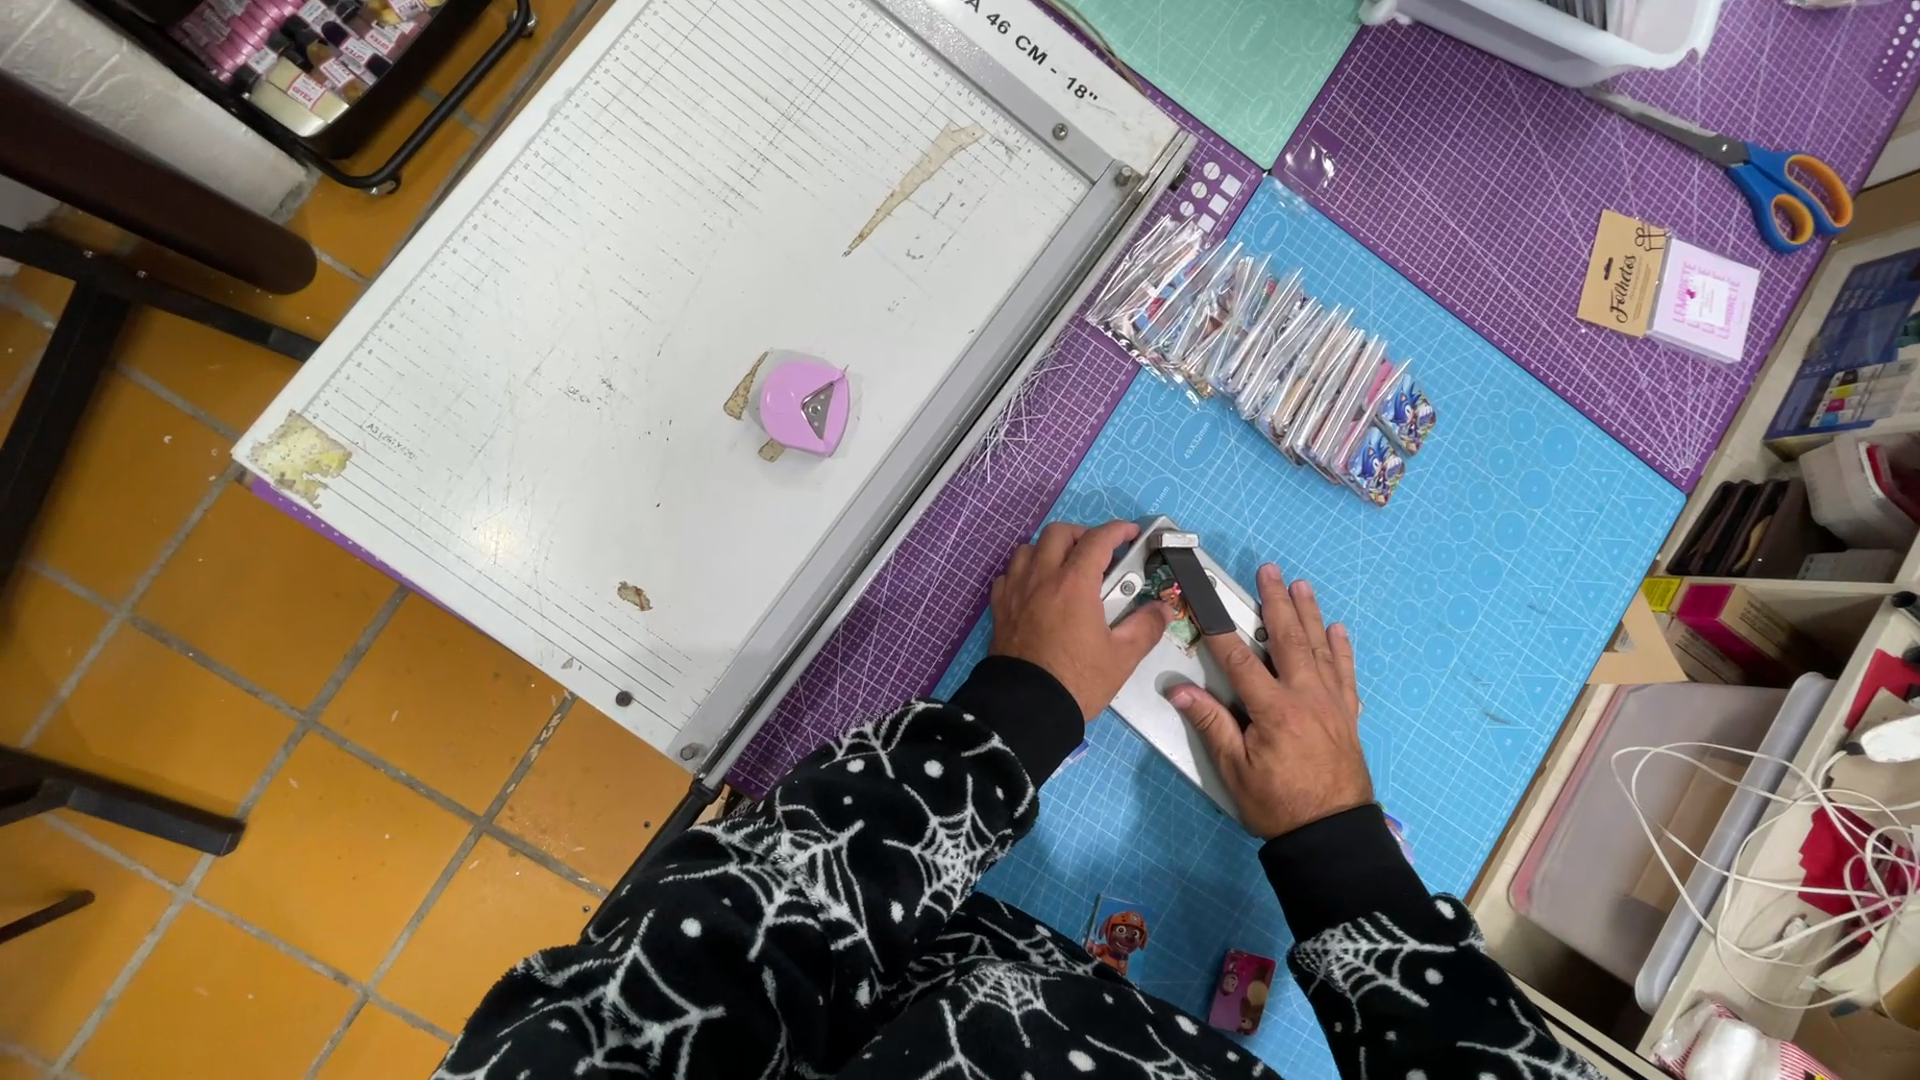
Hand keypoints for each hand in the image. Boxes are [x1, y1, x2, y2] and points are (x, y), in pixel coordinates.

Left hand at [989, 521, 1172, 721]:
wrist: (1028, 708)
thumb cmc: (1077, 680)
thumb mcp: (1122, 657)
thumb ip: (1145, 627)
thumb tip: (1161, 609)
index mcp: (1074, 583)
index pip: (1098, 540)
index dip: (1117, 531)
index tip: (1130, 535)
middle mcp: (1041, 578)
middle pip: (1058, 533)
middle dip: (1082, 536)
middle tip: (1098, 554)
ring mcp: (1016, 591)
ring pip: (1028, 548)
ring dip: (1048, 550)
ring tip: (1065, 569)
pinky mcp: (999, 608)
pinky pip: (1008, 574)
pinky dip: (1024, 572)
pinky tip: (1036, 589)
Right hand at [1168, 564, 1371, 838]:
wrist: (1332, 836)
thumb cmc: (1276, 804)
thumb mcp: (1234, 769)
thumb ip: (1210, 724)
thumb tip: (1177, 690)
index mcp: (1275, 709)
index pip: (1239, 658)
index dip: (1218, 625)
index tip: (1205, 596)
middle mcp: (1307, 697)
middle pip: (1289, 640)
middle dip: (1276, 602)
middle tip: (1269, 571)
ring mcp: (1332, 704)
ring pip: (1321, 649)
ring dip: (1310, 615)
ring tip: (1302, 586)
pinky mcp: (1347, 716)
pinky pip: (1346, 675)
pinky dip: (1343, 650)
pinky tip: (1339, 631)